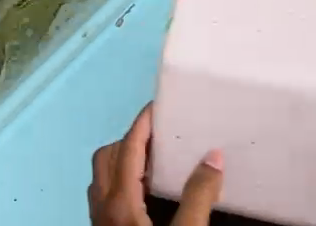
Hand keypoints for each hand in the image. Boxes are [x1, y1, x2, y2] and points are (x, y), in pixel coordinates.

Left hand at [89, 105, 225, 225]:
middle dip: (130, 140)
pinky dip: (122, 184)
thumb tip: (213, 156)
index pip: (128, 147)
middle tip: (159, 137)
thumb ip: (199, 196)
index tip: (159, 106)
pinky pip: (106, 199)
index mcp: (119, 203)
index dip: (143, 123)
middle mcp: (102, 211)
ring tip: (155, 163)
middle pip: (106, 158)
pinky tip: (147, 198)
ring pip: (102, 180)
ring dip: (123, 162)